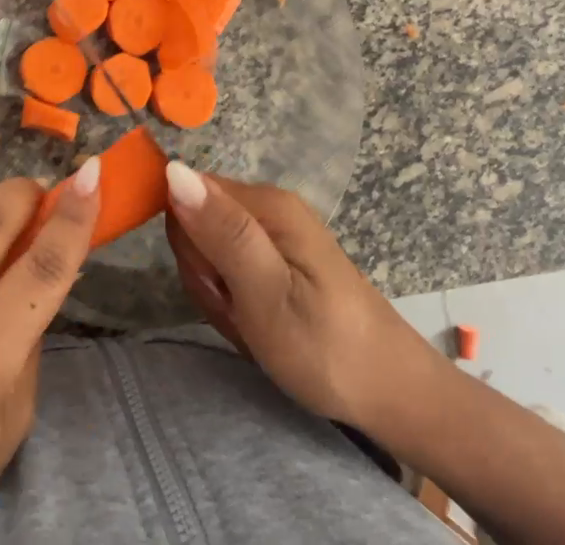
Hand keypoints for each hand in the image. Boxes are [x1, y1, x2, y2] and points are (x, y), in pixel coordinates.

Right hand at [163, 161, 442, 430]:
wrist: (391, 394)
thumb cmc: (328, 349)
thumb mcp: (266, 294)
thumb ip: (222, 232)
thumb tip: (173, 169)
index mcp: (267, 205)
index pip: (185, 197)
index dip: (190, 247)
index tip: (217, 286)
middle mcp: (269, 208)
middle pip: (194, 224)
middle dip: (204, 275)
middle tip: (238, 311)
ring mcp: (274, 235)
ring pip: (206, 252)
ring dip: (217, 294)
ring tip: (250, 322)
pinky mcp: (276, 260)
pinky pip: (227, 271)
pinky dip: (231, 302)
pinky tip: (255, 324)